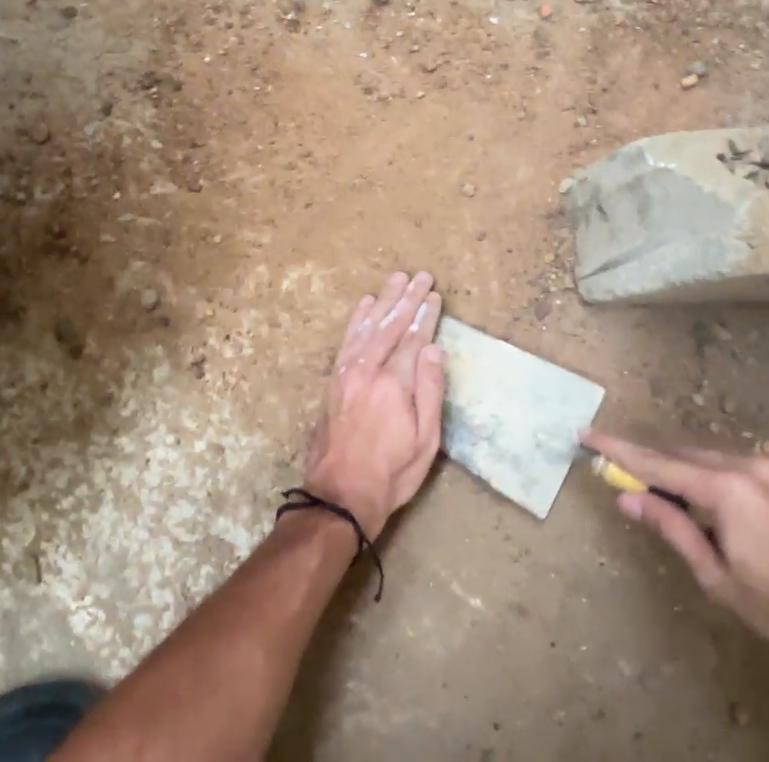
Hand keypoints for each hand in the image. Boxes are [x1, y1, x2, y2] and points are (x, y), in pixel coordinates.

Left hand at [303, 271, 445, 536]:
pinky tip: (364, 305)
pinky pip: (346, 339)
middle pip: (390, 325)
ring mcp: (346, 373)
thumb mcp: (426, 440)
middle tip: (420, 275)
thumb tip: (435, 348)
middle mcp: (368, 370)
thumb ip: (430, 390)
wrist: (339, 493)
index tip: (434, 294)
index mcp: (394, 383)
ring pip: (367, 326)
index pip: (415, 339)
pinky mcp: (333, 380)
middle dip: (406, 298)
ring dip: (383, 301)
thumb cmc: (392, 472)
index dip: (426, 315)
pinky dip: (356, 318)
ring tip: (396, 279)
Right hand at [583, 433, 768, 670]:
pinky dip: (710, 477)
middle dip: (647, 461)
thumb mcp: (718, 576)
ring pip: (710, 461)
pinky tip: (704, 500)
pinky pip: (736, 469)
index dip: (617, 450)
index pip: (656, 463)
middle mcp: (749, 468)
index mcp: (725, 489)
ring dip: (680, 471)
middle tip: (614, 469)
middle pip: (682, 457)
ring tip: (657, 491)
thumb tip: (628, 497)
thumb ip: (672, 529)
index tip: (585, 433)